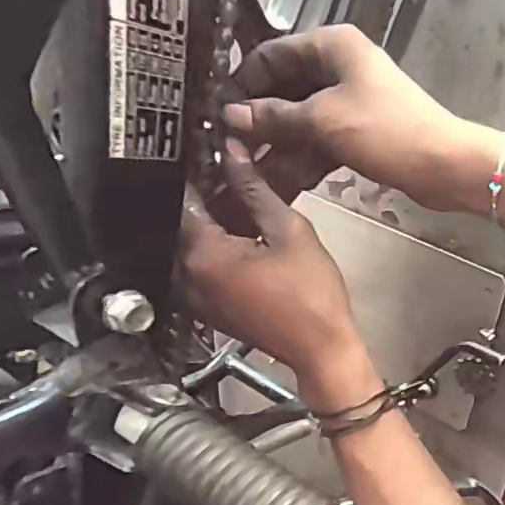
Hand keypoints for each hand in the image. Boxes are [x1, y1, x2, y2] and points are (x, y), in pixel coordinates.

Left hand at [181, 139, 381, 409]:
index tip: (211, 154)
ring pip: (191, 247)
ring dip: (211, 225)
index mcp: (203, 256)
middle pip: (183, 223)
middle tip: (230, 178)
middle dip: (205, 198)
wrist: (322, 349)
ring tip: (240, 209)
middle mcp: (188, 278)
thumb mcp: (290, 232)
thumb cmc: (312, 296)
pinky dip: (215, 251)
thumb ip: (255, 190)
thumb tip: (232, 155)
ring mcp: (196, 297)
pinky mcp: (209, 310)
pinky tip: (244, 242)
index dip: (197, 171)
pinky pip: (201, 269)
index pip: (182, 198)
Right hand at [223, 25, 496, 212]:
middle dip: (261, 122)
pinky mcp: (361, 134)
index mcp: (332, 46)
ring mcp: (352, 103)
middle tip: (231, 150)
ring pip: (304, 122)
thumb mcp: (324, 120)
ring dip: (281, 147)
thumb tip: (231, 115)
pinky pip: (323, 142)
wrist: (443, 165)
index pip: (273, 55)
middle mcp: (340, 68)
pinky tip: (282, 182)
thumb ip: (276, 117)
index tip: (219, 112)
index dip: (245, 82)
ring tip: (251, 174)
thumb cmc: (385, 131)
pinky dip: (306, 159)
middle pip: (287, 91)